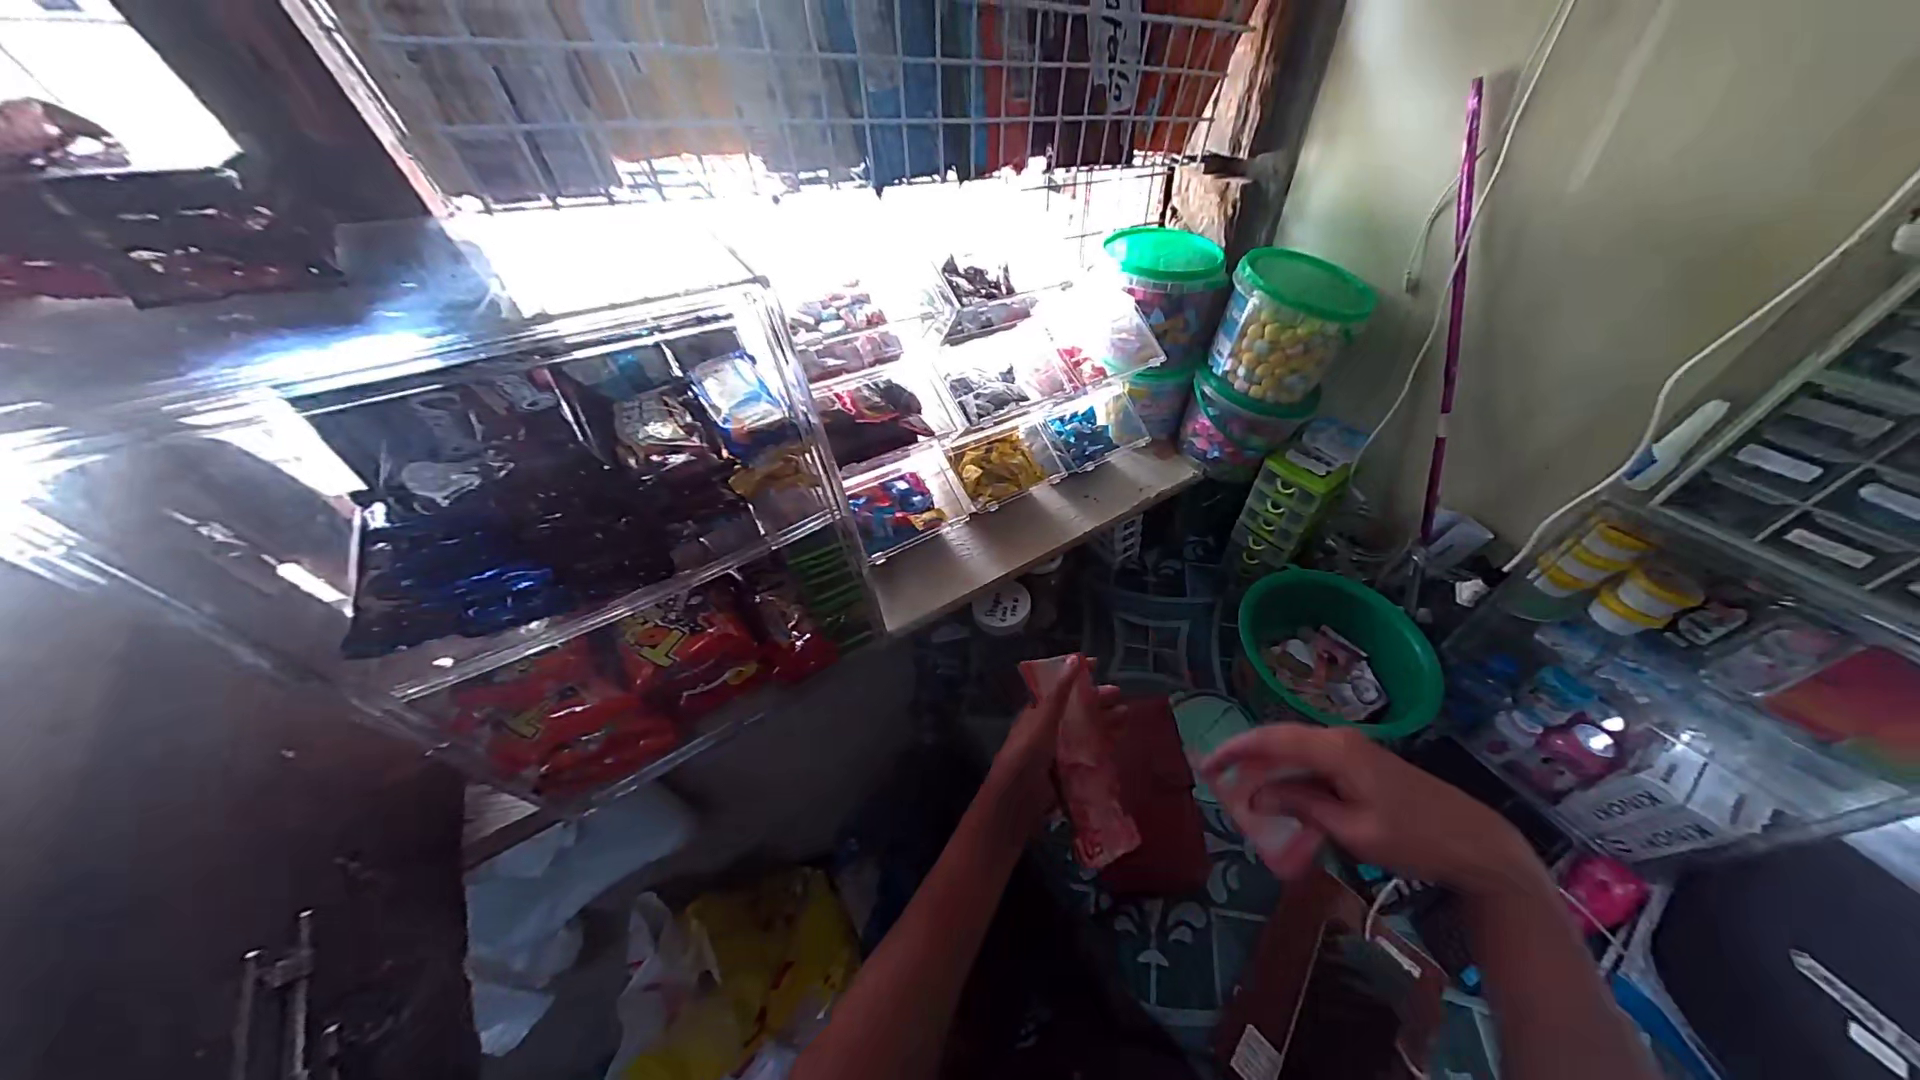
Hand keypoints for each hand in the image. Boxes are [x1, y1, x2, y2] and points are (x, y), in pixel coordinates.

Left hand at [988, 656, 1122, 825]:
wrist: (1017, 798)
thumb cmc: (1027, 752)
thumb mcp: (1043, 717)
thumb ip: (1060, 692)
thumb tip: (1075, 659)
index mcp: (1038, 710)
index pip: (1059, 687)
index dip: (1076, 675)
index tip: (1097, 664)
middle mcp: (1048, 727)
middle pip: (1076, 708)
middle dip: (1097, 700)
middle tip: (1119, 694)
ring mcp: (1059, 748)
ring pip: (1085, 729)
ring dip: (1104, 720)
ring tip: (1125, 715)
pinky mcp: (1068, 769)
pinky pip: (1089, 751)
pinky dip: (1104, 743)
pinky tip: (1119, 739)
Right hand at [1198, 724, 1546, 897]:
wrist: (1479, 844)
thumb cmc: (1416, 839)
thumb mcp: (1353, 830)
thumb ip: (1301, 806)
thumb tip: (1256, 797)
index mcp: (1336, 749)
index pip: (1271, 739)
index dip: (1234, 750)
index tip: (1207, 765)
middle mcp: (1339, 739)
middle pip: (1278, 741)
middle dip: (1244, 759)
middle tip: (1215, 779)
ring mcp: (1351, 750)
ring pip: (1294, 752)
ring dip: (1266, 769)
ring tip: (1239, 790)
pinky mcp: (1360, 764)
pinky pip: (1312, 763)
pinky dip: (1289, 777)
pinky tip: (1279, 796)